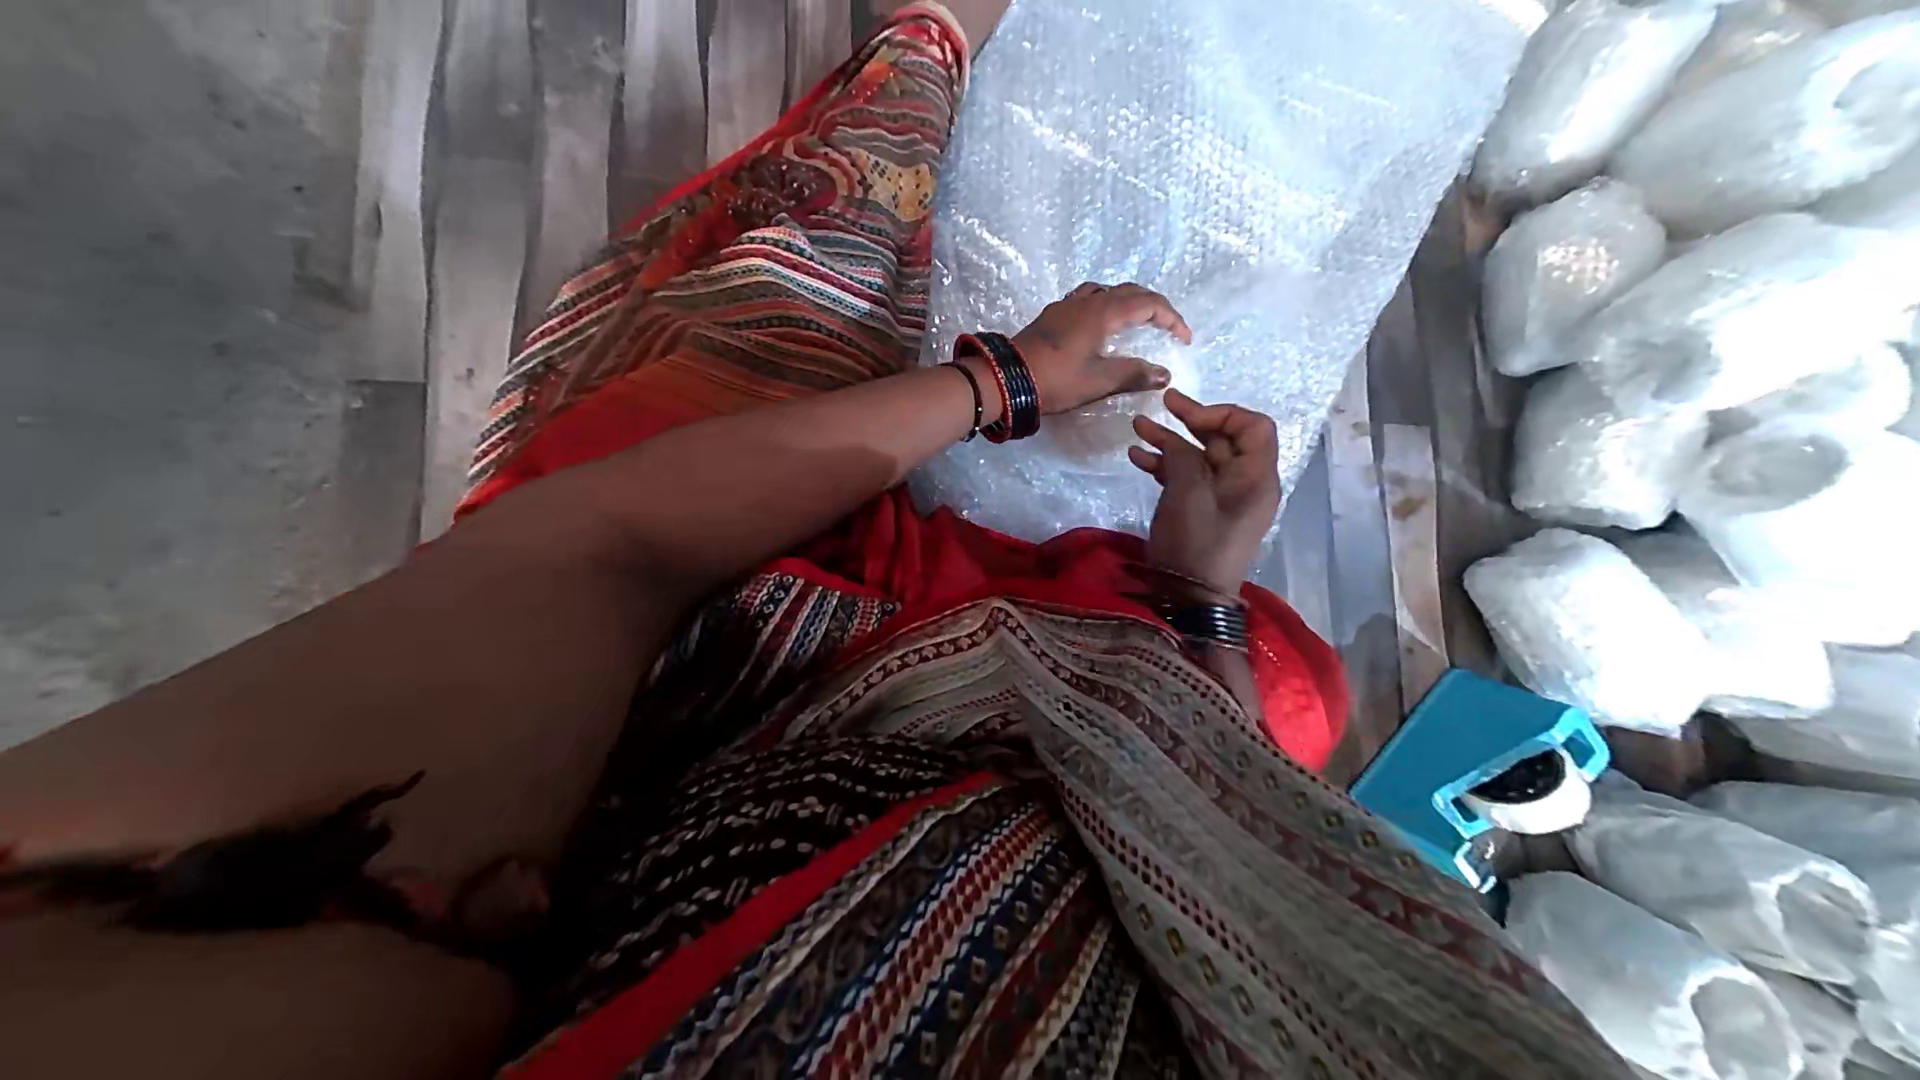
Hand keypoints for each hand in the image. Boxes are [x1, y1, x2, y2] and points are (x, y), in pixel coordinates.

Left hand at [1012, 282, 1193, 413]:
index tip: (1183, 338)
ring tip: (1136, 321)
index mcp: (1103, 312)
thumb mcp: (1098, 382)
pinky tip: (1100, 325)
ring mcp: (1066, 306)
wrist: (1006, 379)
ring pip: (1105, 291)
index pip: (1148, 303)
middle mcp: (1086, 301)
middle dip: (1153, 305)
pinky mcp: (1051, 316)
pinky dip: (1104, 305)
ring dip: (1126, 301)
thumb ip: (1134, 375)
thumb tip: (1164, 374)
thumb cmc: (1055, 381)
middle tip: (1166, 326)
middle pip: (1129, 291)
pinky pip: (1086, 298)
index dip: (1171, 318)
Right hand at [1127, 390, 1281, 595]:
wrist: (1187, 597)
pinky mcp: (1200, 511)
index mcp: (1255, 477)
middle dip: (1190, 421)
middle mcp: (1243, 483)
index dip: (1221, 413)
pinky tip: (1138, 458)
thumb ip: (1184, 457)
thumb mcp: (1188, 494)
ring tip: (1138, 428)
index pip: (1253, 426)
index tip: (1185, 416)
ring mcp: (1220, 498)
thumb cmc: (1195, 543)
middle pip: (1223, 439)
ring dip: (1170, 442)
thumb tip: (1175, 444)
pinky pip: (1186, 478)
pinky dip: (1164, 465)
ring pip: (1199, 457)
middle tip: (1161, 406)